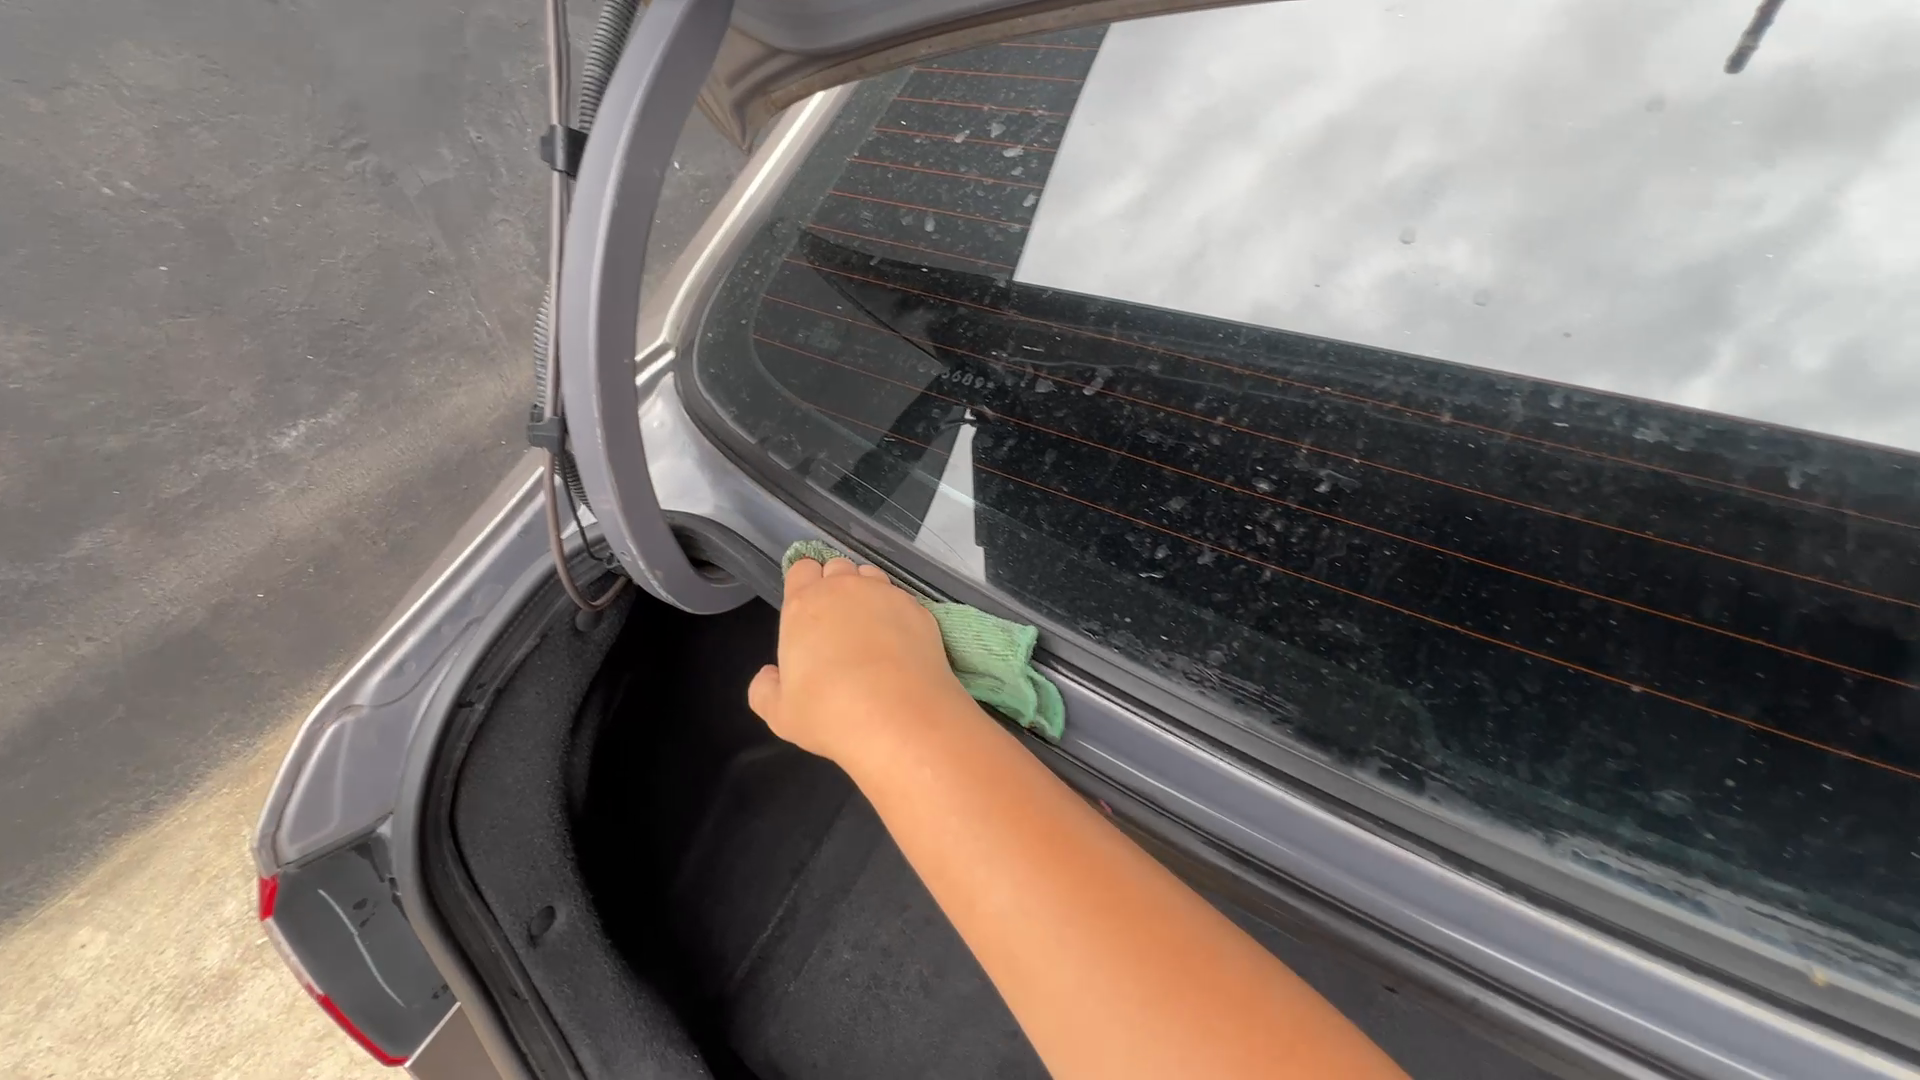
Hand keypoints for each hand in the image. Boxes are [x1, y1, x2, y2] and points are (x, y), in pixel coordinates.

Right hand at [748, 556, 969, 762]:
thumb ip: (765, 690)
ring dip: (866, 593)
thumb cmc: (832, 713)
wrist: (902, 717)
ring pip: (872, 577)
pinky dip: (897, 613)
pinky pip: (902, 599)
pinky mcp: (919, 609)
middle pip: (837, 567)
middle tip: (837, 622)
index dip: (803, 584)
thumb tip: (769, 675)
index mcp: (805, 605)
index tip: (808, 609)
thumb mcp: (781, 714)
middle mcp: (845, 589)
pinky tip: (900, 643)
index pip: (801, 569)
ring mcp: (886, 595)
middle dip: (835, 585)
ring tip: (870, 628)